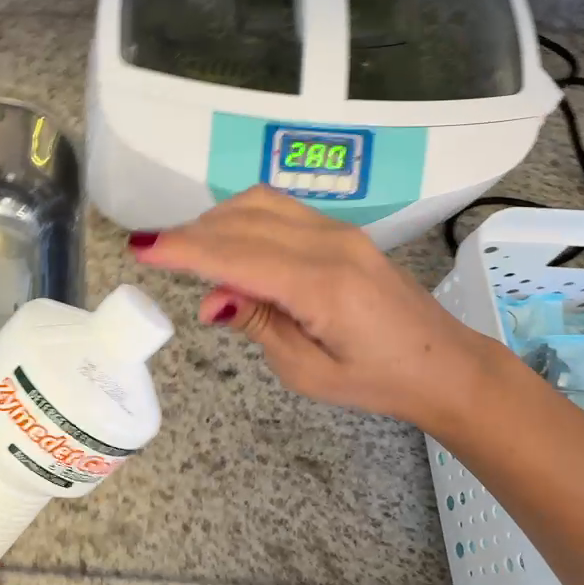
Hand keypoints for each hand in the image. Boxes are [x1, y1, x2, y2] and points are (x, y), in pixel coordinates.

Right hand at [128, 186, 506, 429]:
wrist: (442, 364)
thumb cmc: (375, 380)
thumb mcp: (306, 370)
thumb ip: (258, 324)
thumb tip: (211, 298)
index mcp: (322, 285)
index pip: (236, 256)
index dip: (184, 249)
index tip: (141, 247)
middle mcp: (330, 245)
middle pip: (242, 221)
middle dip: (191, 234)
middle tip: (153, 253)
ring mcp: (338, 231)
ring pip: (258, 204)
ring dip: (214, 221)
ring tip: (186, 250)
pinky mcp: (340, 231)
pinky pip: (278, 210)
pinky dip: (240, 219)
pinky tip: (224, 242)